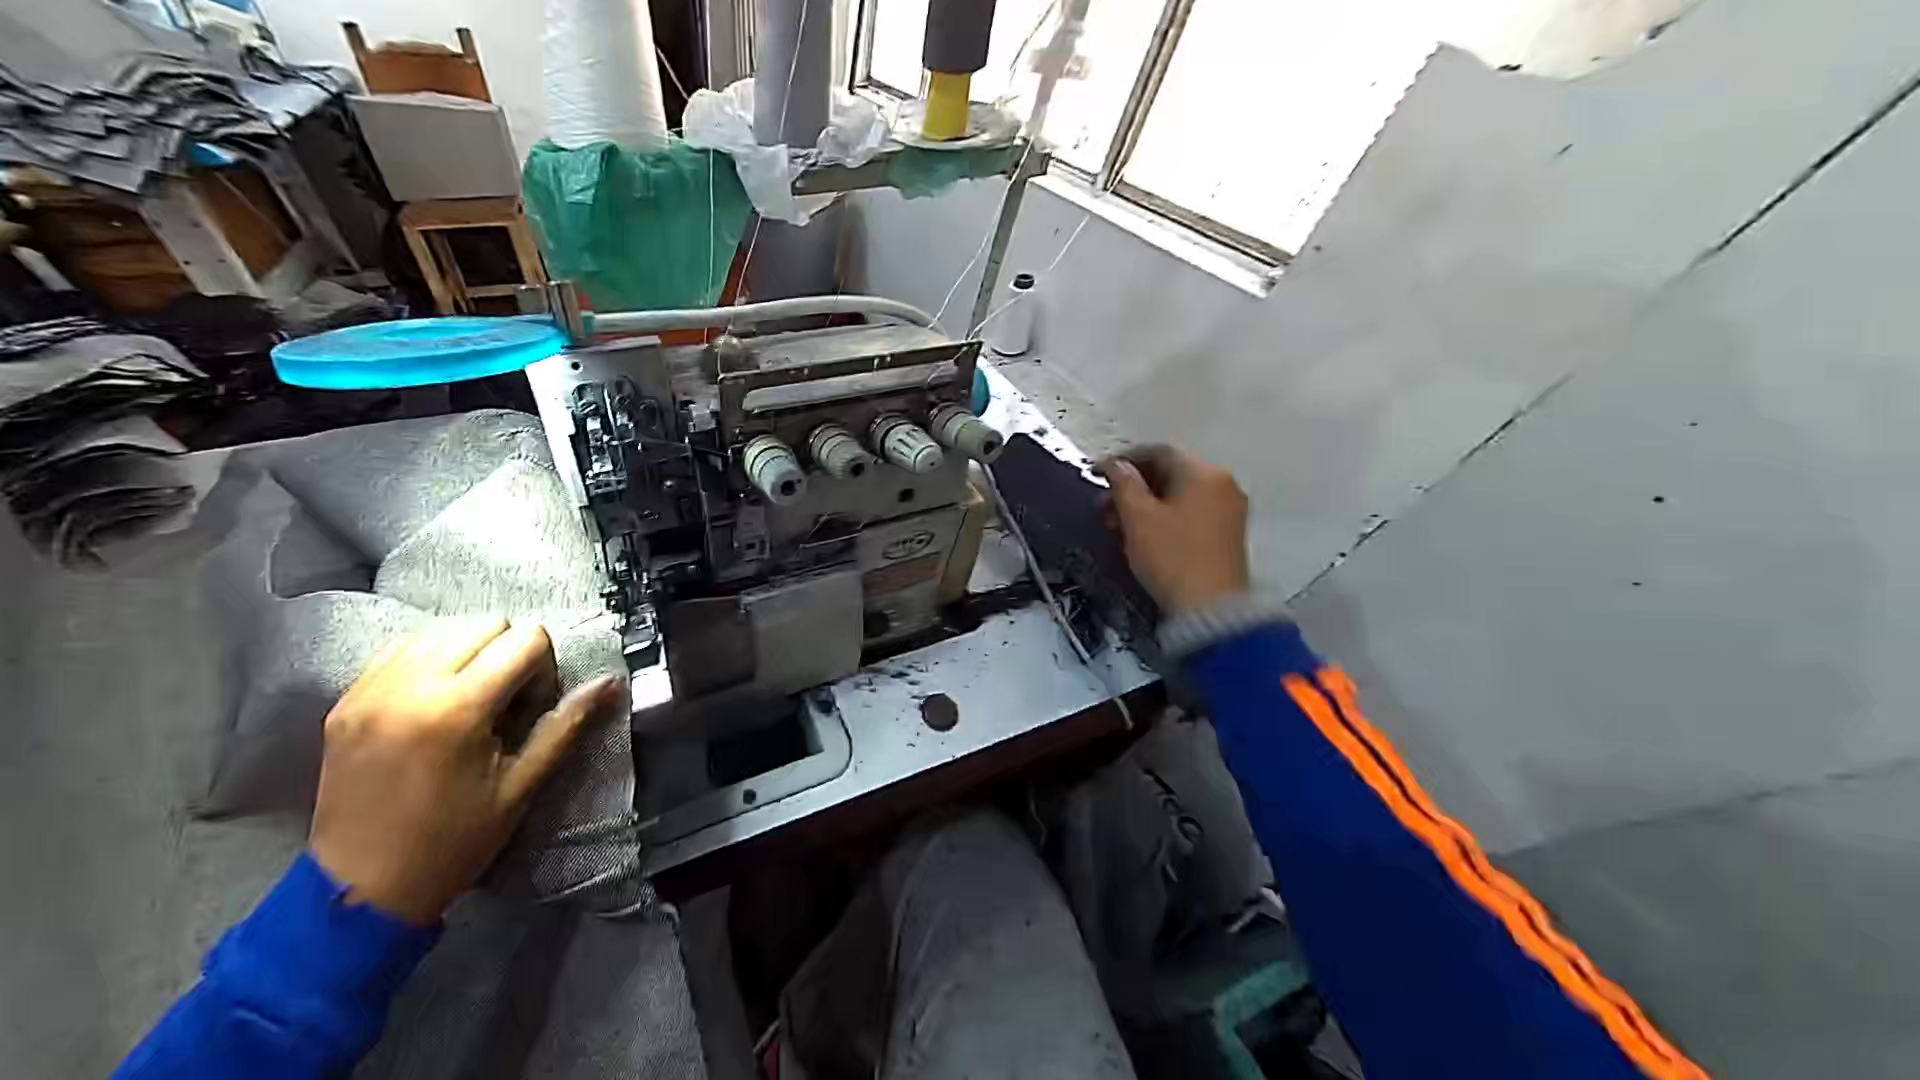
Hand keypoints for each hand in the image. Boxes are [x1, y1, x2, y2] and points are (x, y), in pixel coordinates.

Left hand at [309, 617, 620, 923]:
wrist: (358, 890)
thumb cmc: (452, 840)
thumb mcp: (522, 785)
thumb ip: (567, 725)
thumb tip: (611, 683)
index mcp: (457, 709)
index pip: (525, 640)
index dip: (543, 669)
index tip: (531, 709)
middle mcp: (410, 687)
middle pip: (486, 624)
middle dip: (510, 654)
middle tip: (505, 703)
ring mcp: (371, 691)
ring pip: (443, 628)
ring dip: (471, 651)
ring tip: (471, 698)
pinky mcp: (347, 700)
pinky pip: (400, 647)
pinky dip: (431, 657)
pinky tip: (437, 696)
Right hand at [1098, 446, 1250, 613]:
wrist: (1211, 610)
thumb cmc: (1170, 557)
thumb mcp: (1138, 517)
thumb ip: (1123, 482)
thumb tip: (1115, 464)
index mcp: (1203, 472)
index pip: (1158, 451)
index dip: (1123, 459)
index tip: (1096, 473)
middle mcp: (1223, 483)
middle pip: (1170, 472)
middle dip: (1133, 486)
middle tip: (1104, 505)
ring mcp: (1230, 509)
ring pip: (1179, 494)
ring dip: (1146, 503)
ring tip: (1118, 525)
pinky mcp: (1229, 533)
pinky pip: (1191, 511)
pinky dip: (1165, 516)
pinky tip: (1144, 535)